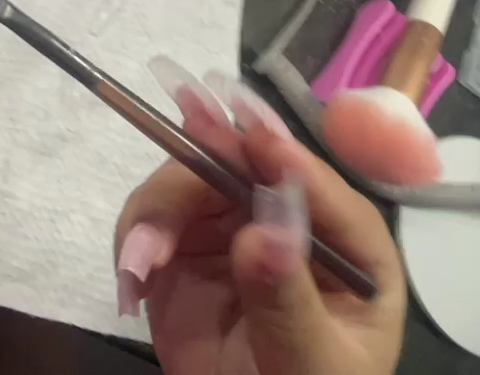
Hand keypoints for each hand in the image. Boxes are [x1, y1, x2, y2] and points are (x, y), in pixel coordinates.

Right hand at [116, 63, 405, 374]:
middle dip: (196, 164)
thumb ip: (285, 301)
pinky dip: (133, 238)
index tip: (248, 128)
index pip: (318, 186)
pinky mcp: (181, 242)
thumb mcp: (309, 366)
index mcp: (347, 249)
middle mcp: (285, 222)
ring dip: (154, 215)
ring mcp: (229, 227)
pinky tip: (134, 280)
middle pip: (237, 164)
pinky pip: (148, 216)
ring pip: (183, 181)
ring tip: (139, 265)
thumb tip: (264, 234)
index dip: (282, 154)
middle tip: (175, 140)